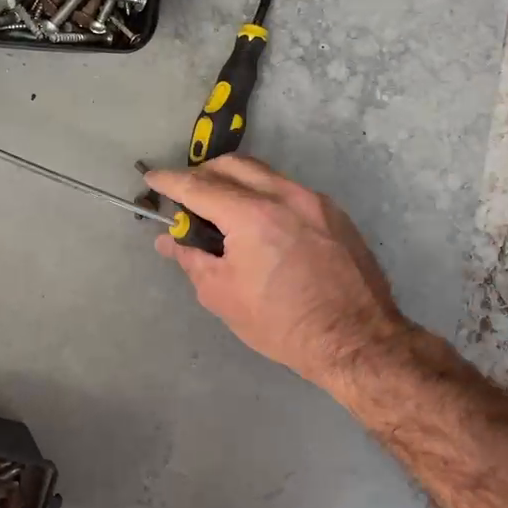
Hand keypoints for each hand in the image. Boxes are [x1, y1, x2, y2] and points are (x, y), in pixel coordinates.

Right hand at [147, 156, 405, 385]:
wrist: (356, 342)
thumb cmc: (280, 322)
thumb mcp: (221, 294)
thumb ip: (190, 258)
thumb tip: (169, 241)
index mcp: (252, 215)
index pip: (198, 187)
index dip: (169, 181)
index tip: (152, 178)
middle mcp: (285, 196)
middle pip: (232, 165)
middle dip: (202, 173)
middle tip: (185, 194)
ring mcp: (315, 202)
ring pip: (264, 174)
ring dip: (234, 181)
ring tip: (220, 208)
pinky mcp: (335, 214)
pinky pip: (288, 190)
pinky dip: (263, 195)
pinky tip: (258, 224)